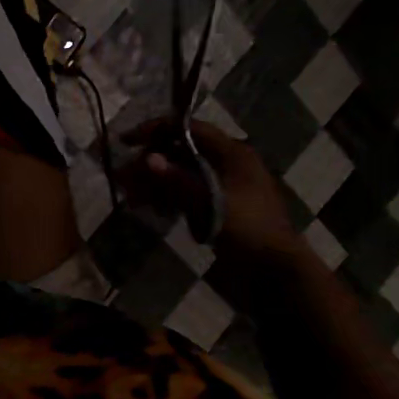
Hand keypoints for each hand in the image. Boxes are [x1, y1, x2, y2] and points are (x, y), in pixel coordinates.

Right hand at [122, 119, 300, 263]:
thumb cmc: (247, 228)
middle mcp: (228, 164)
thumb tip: (148, 159)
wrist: (275, 268)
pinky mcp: (221, 210)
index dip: (158, 131)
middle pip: (184, 153)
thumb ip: (178, 180)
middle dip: (153, 163)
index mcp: (233, 152)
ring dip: (158, 183)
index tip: (128, 141)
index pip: (190, 129)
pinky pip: (190, 196)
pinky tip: (152, 208)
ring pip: (185, 176)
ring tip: (132, 196)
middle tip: (124, 177)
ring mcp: (225, 188)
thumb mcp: (210, 202)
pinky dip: (171, 199)